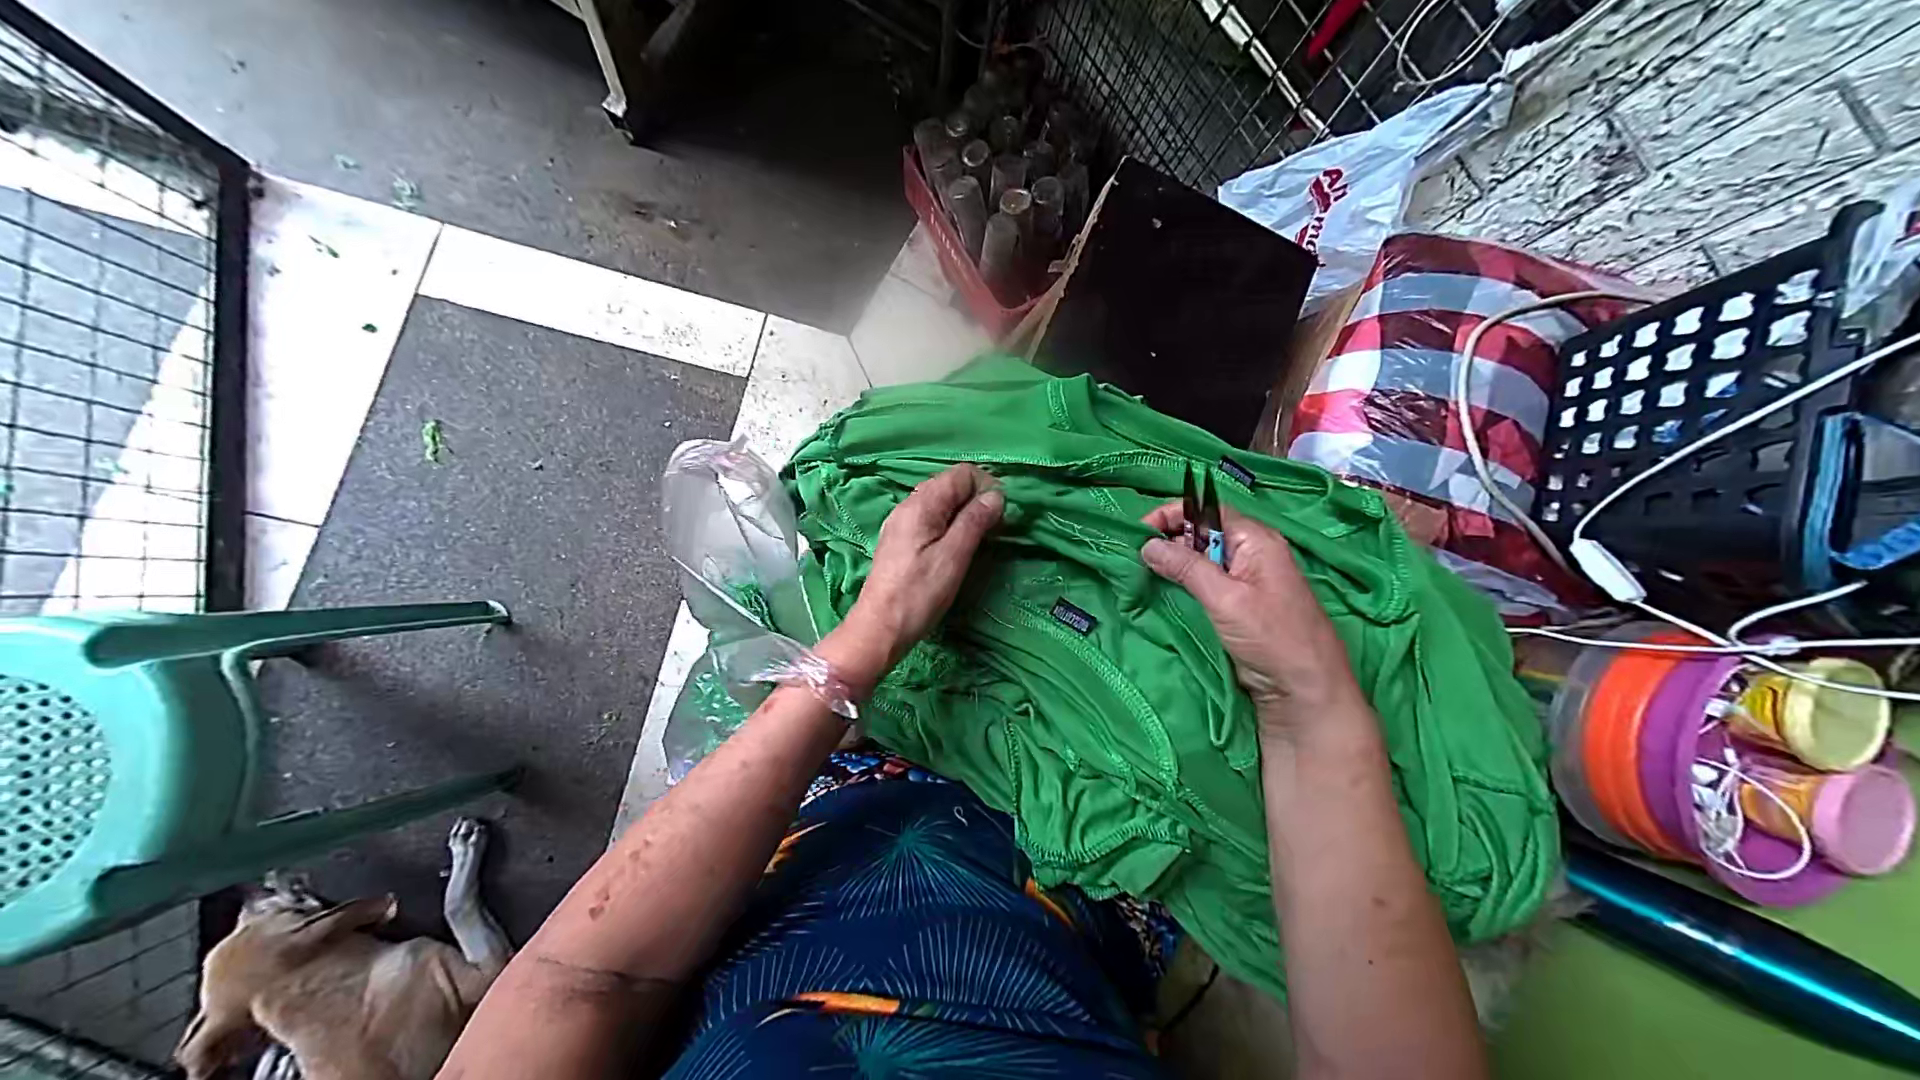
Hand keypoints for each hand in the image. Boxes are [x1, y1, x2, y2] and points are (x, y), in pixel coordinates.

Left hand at [817, 465, 1003, 695]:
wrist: (880, 628)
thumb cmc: (919, 594)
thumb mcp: (954, 556)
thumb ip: (975, 521)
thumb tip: (996, 495)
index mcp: (921, 504)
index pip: (961, 474)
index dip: (986, 486)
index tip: (1001, 514)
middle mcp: (908, 506)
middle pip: (950, 484)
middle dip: (976, 498)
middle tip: (995, 527)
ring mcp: (902, 523)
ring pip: (941, 502)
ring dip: (964, 513)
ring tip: (979, 538)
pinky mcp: (901, 540)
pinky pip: (931, 519)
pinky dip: (949, 525)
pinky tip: (956, 546)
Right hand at [1140, 502, 1369, 740]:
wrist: (1305, 692)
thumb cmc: (1273, 639)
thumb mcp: (1225, 599)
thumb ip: (1186, 567)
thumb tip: (1147, 544)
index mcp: (1256, 540)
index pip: (1207, 511)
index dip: (1172, 515)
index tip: (1139, 531)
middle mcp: (1251, 553)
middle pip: (1202, 533)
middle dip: (1169, 540)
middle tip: (1138, 557)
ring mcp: (1246, 580)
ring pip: (1201, 559)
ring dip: (1174, 564)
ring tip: (1143, 573)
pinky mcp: (1239, 604)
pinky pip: (1206, 583)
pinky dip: (1183, 584)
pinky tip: (1163, 591)